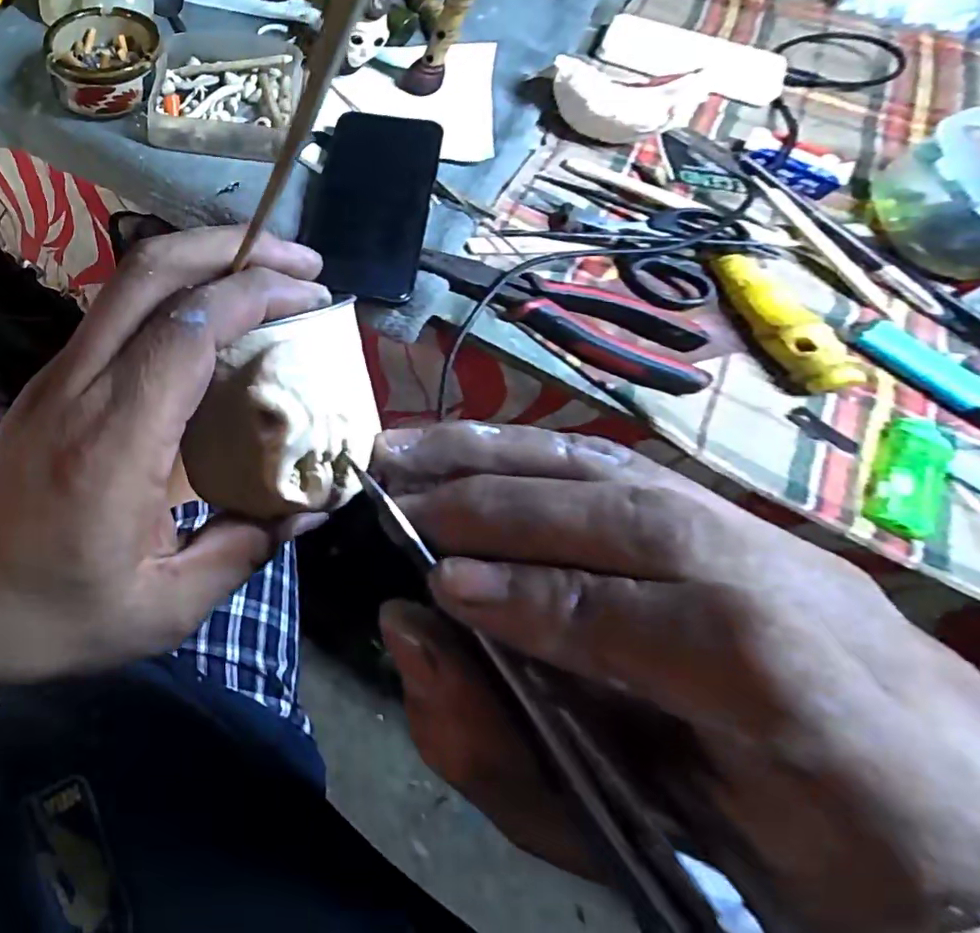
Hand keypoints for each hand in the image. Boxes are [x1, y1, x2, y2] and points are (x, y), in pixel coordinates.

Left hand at [0, 226, 330, 694]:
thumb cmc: (52, 613)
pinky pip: (108, 318)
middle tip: (298, 261)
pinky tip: (202, 326)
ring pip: (122, 287)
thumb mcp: (162, 607)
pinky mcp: (42, 387)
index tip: (313, 297)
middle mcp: (78, 389)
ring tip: (260, 280)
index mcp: (112, 443)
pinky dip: (164, 298)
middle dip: (228, 246)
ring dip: (194, 264)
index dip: (255, 295)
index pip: (186, 329)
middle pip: (147, 273)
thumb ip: (242, 548)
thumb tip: (309, 506)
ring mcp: (53, 381)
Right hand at [372, 423, 979, 932]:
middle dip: (503, 511)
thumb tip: (405, 627)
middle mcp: (823, 618)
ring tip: (403, 454)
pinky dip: (524, 452)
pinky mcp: (741, 522)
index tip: (442, 588)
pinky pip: (622, 470)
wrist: (896, 823)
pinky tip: (461, 448)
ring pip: (636, 479)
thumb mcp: (596, 834)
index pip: (711, 641)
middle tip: (397, 509)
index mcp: (836, 735)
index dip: (560, 603)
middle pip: (657, 529)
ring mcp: (785, 554)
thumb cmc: (718, 845)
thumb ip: (492, 749)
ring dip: (498, 457)